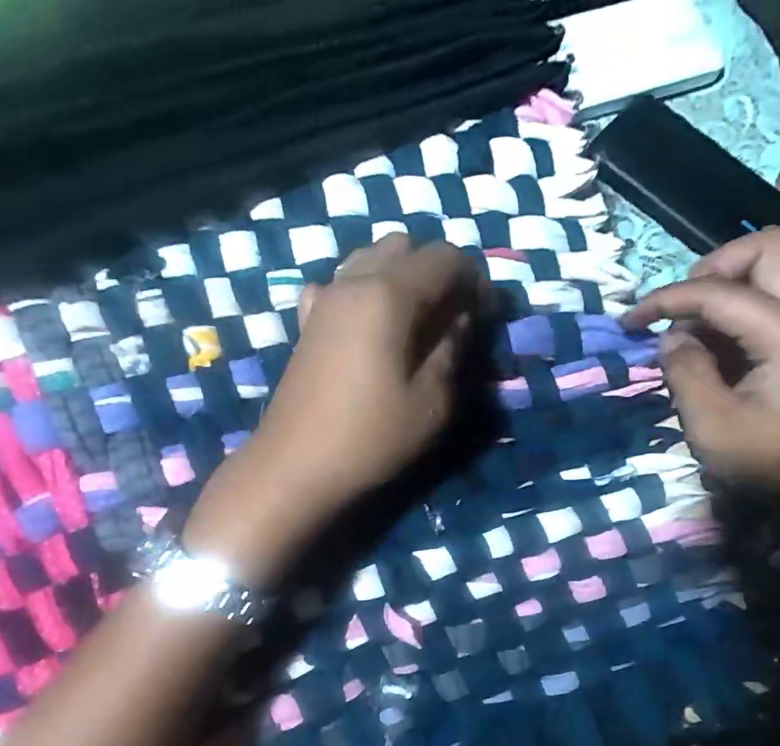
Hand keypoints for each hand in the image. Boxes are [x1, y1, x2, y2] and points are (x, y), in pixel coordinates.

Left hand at [183, 234, 482, 583]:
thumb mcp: (432, 401)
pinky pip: (340, 286)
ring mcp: (323, 299)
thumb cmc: (371, 437)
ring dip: (400, 277)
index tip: (484, 314)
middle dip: (435, 270)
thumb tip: (460, 318)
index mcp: (389, 294)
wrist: (295, 465)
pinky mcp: (306, 322)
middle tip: (450, 316)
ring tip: (415, 323)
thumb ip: (453, 349)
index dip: (474, 278)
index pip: (445, 257)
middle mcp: (353, 281)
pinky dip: (363, 293)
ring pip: (369, 259)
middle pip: (404, 246)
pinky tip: (368, 328)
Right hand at [624, 227, 779, 492]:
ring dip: (726, 286)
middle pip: (764, 247)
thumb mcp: (712, 424)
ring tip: (693, 331)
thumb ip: (685, 371)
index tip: (631, 322)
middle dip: (712, 268)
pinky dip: (737, 307)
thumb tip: (672, 338)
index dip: (666, 300)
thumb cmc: (767, 460)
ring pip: (771, 267)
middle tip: (682, 307)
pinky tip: (714, 347)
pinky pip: (772, 296)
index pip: (716, 291)